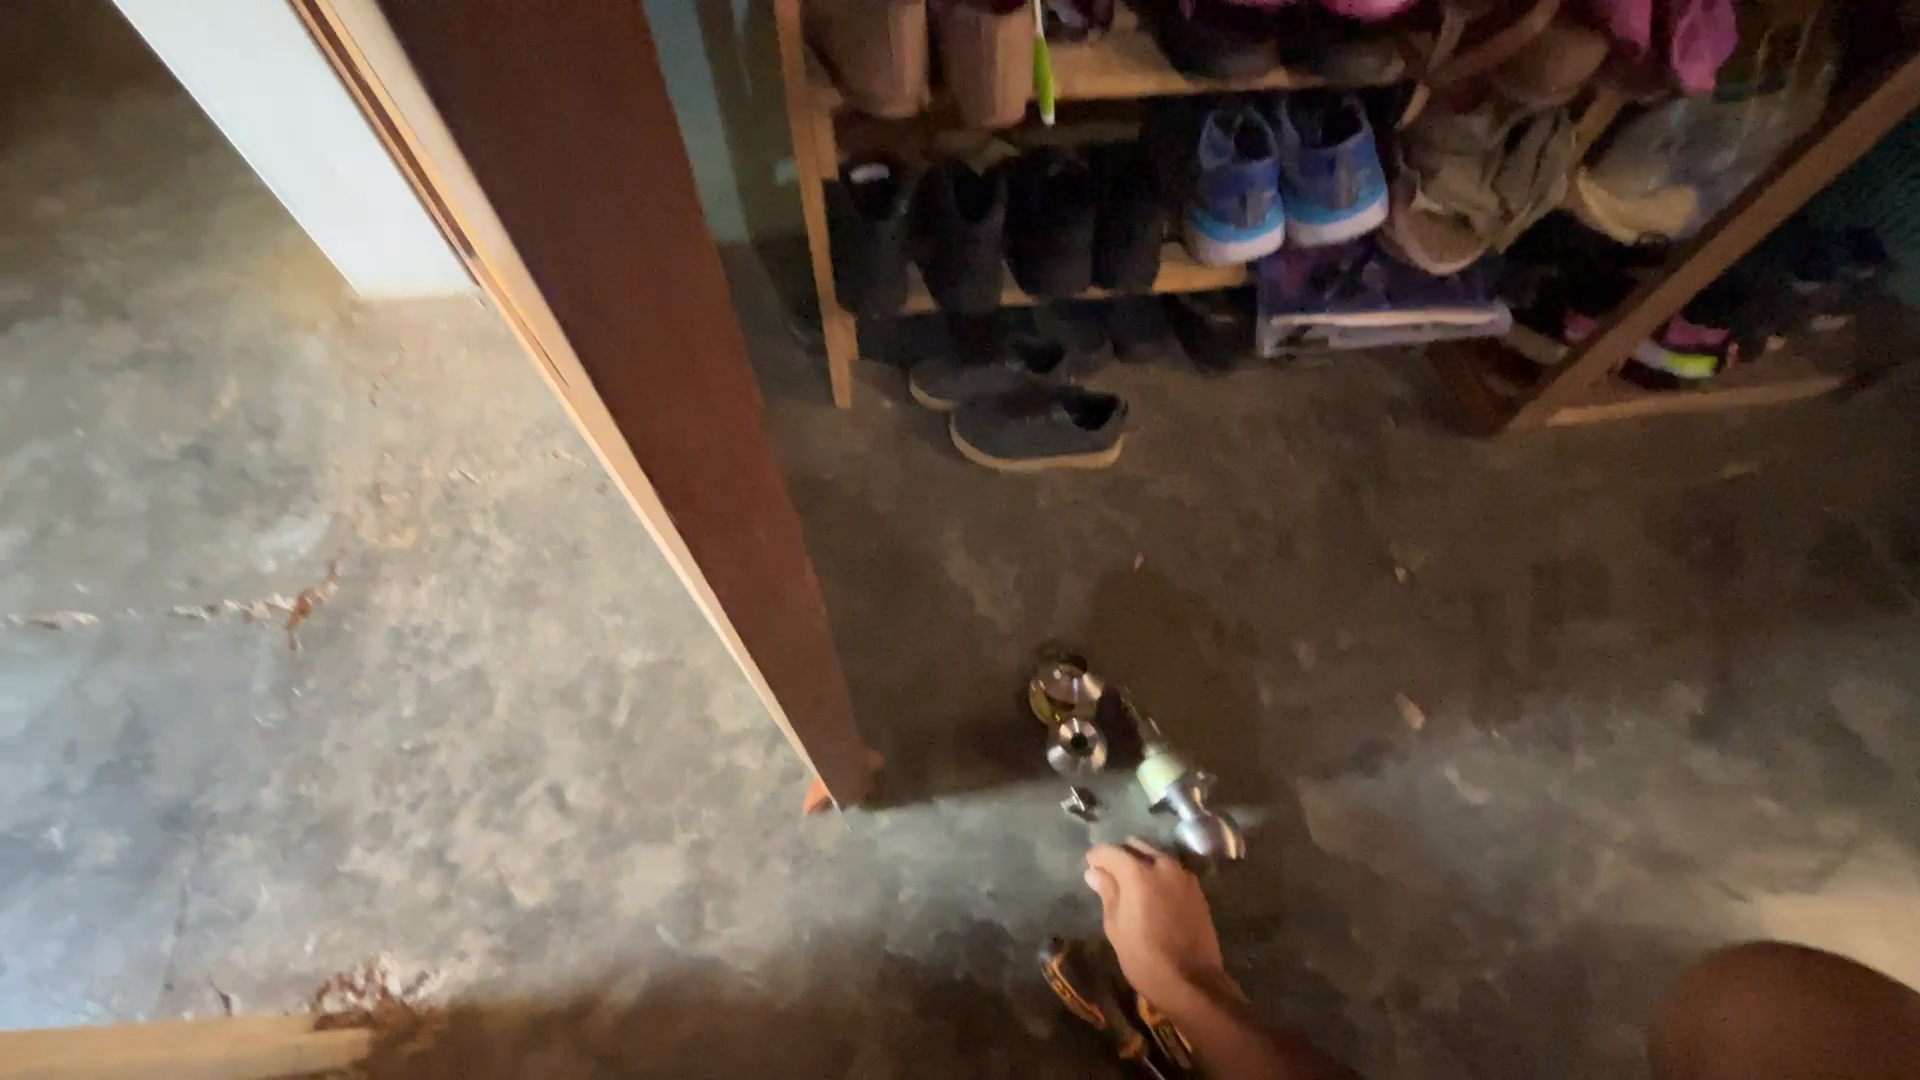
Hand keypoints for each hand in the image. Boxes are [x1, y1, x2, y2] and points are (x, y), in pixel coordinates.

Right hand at [1084, 839, 1235, 1003]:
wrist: (1193, 983)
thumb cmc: (1145, 958)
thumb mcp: (1116, 927)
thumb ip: (1107, 892)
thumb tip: (1094, 873)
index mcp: (1138, 872)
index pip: (1110, 851)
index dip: (1097, 857)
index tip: (1090, 867)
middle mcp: (1162, 865)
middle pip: (1136, 846)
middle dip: (1121, 856)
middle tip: (1111, 875)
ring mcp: (1183, 876)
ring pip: (1156, 856)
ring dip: (1142, 863)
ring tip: (1132, 884)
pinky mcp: (1197, 890)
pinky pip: (1172, 871)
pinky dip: (1159, 874)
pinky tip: (1154, 893)